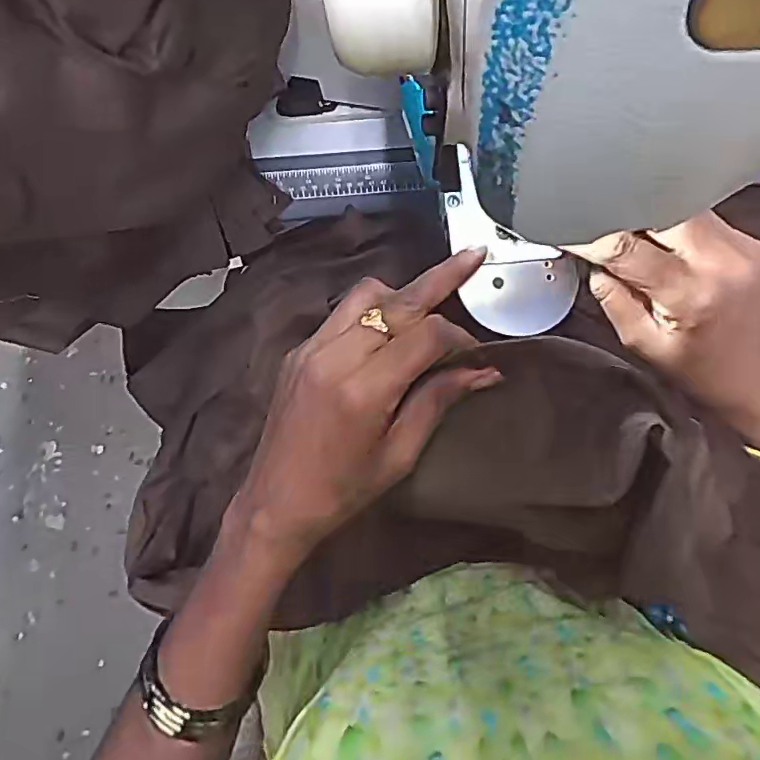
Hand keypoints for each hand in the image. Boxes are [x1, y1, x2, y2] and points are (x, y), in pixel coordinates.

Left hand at [229, 248, 501, 563]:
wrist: (274, 502)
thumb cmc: (342, 490)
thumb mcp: (400, 454)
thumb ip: (439, 400)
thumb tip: (484, 372)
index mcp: (362, 389)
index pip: (425, 335)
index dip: (458, 338)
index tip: (474, 354)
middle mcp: (333, 357)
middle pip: (396, 301)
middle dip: (440, 279)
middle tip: (472, 257)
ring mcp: (310, 348)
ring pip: (365, 294)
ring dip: (401, 293)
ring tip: (427, 305)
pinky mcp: (297, 350)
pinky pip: (341, 312)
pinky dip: (371, 311)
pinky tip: (387, 331)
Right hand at [570, 212, 759, 447]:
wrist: (757, 378)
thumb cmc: (700, 369)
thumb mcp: (642, 342)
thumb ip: (612, 297)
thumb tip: (592, 260)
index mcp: (690, 294)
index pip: (626, 247)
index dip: (592, 237)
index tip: (571, 231)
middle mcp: (721, 261)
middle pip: (659, 209)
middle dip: (623, 214)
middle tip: (601, 226)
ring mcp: (740, 247)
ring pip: (680, 205)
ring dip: (649, 214)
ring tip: (630, 235)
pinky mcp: (747, 241)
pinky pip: (699, 216)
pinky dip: (672, 224)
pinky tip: (662, 243)